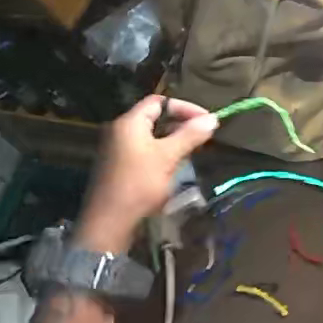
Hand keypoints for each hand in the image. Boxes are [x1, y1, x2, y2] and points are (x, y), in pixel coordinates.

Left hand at [74, 96, 218, 254]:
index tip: (206, 119)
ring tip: (193, 149)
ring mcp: (117, 149)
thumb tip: (212, 118)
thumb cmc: (139, 183)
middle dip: (181, 123)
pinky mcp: (119, 166)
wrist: (109, 221)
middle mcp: (120, 130)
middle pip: (154, 117)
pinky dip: (162, 152)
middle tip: (202, 134)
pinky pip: (144, 150)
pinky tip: (175, 165)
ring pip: (151, 135)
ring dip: (173, 139)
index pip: (159, 102)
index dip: (184, 107)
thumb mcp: (168, 157)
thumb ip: (189, 136)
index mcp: (129, 122)